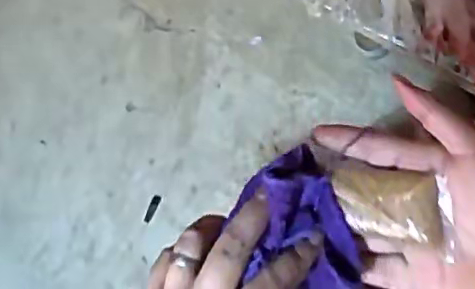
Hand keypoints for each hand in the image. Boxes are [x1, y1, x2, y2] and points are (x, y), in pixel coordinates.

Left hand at [147, 191, 322, 288]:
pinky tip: (193, 247)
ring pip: (189, 248)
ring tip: (226, 219)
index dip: (296, 258)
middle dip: (252, 219)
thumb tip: (295, 286)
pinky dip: (179, 249)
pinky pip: (161, 262)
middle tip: (268, 196)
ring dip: (210, 227)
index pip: (273, 282)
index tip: (313, 237)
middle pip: (229, 251)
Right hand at [313, 75, 474, 288]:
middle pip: (369, 191)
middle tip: (300, 184)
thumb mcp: (473, 146)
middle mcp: (416, 200)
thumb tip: (395, 79)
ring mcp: (417, 240)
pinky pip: (383, 273)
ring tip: (306, 223)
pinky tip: (334, 261)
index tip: (316, 134)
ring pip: (370, 230)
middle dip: (338, 186)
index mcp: (427, 165)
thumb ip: (435, 116)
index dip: (350, 141)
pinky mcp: (422, 277)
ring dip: (342, 226)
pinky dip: (359, 268)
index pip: (380, 149)